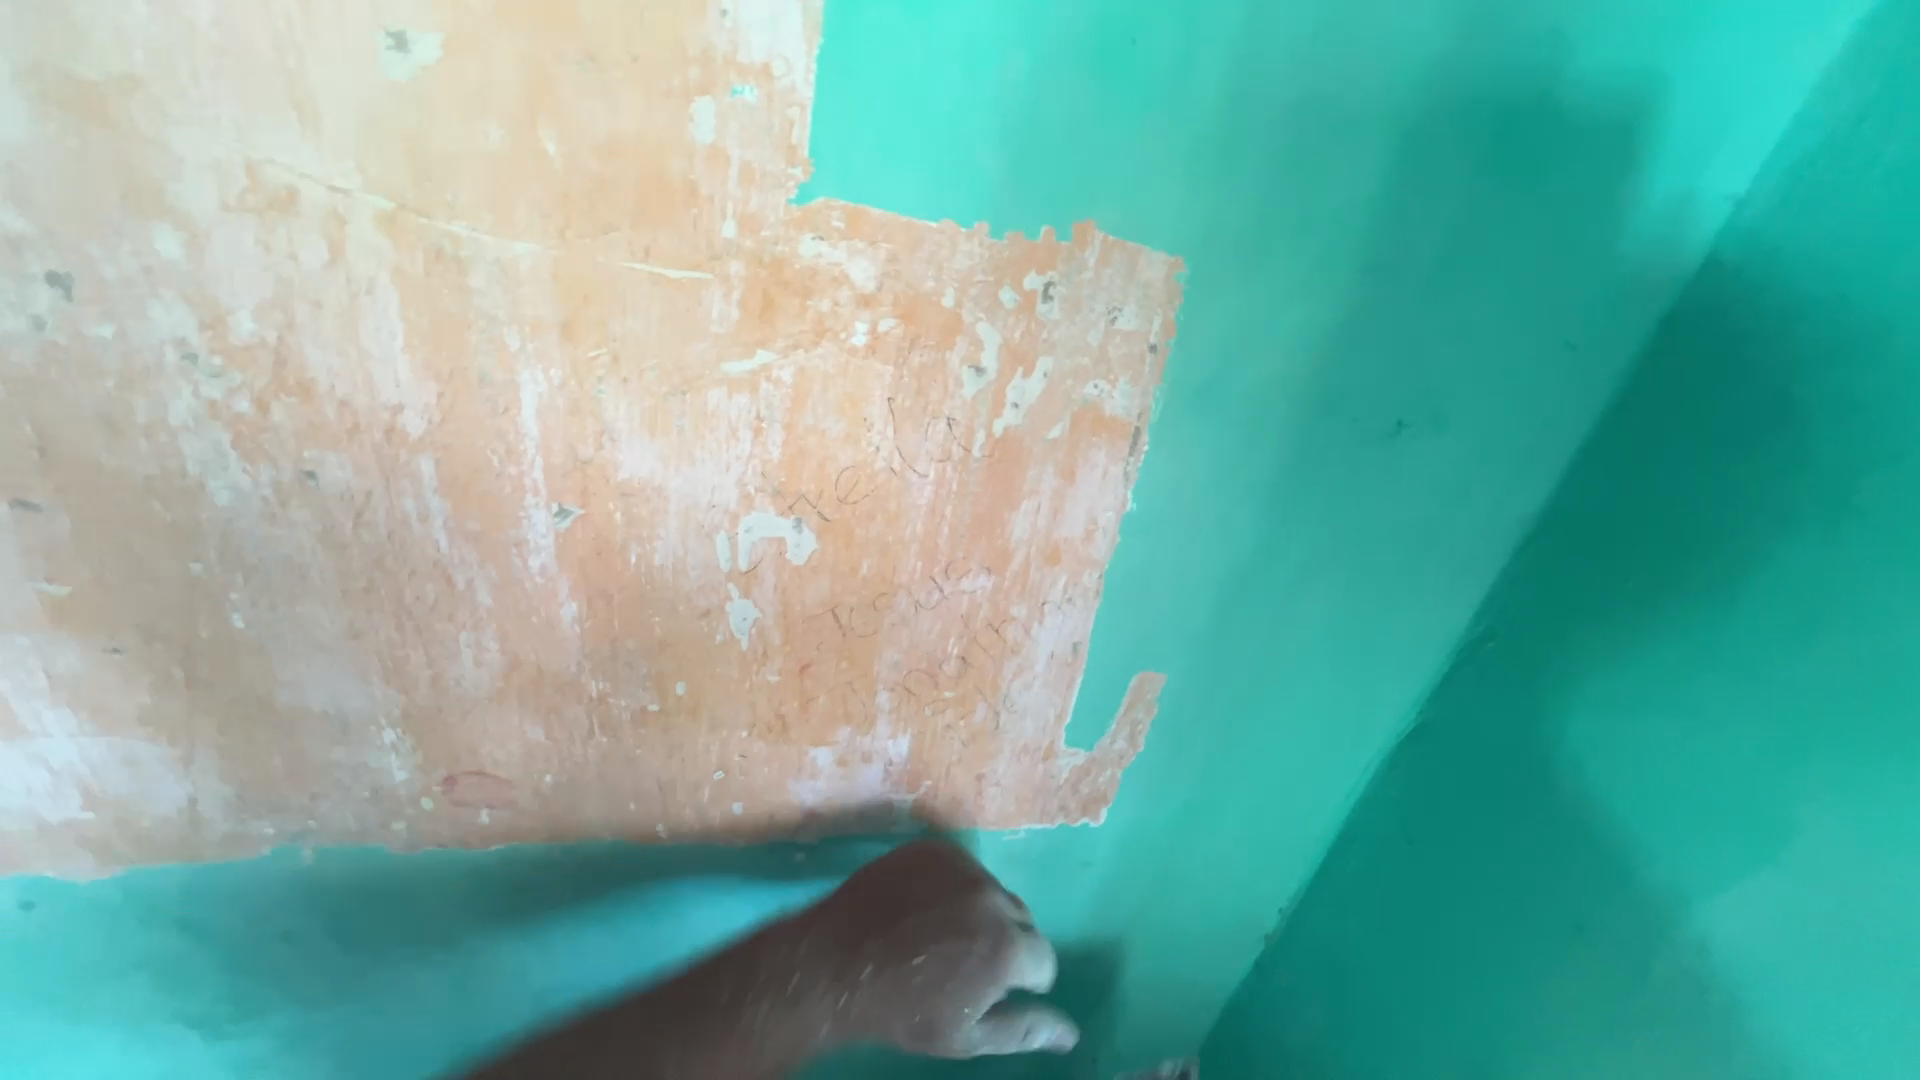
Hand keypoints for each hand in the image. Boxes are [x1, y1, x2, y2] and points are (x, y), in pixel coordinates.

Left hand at [800, 836, 1078, 1058]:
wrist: (837, 962)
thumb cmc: (903, 1010)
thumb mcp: (966, 1036)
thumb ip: (1025, 1030)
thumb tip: (1071, 1034)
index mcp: (1007, 946)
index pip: (1043, 959)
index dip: (1020, 980)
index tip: (988, 988)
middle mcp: (992, 897)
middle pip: (1021, 920)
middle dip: (1005, 942)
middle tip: (963, 962)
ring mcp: (962, 867)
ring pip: (992, 892)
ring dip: (980, 911)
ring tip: (939, 934)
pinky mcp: (934, 849)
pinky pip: (962, 869)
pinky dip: (953, 886)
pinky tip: (924, 907)